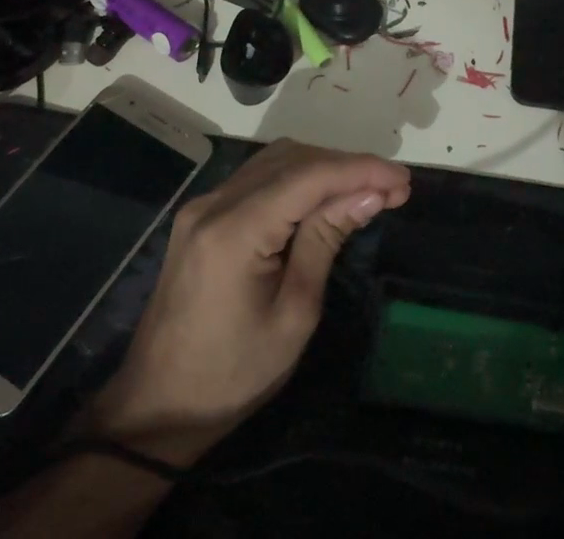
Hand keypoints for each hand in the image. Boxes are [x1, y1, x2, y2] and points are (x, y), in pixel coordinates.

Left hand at [75, 140, 410, 467]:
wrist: (159, 404)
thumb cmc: (234, 373)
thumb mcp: (294, 313)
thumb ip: (325, 242)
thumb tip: (369, 195)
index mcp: (234, 231)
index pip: (308, 177)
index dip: (360, 170)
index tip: (403, 179)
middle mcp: (213, 204)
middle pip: (291, 159)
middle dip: (346, 166)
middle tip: (393, 189)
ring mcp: (202, 208)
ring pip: (273, 163)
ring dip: (323, 168)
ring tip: (367, 191)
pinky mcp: (200, 218)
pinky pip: (256, 180)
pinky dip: (296, 180)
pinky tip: (324, 198)